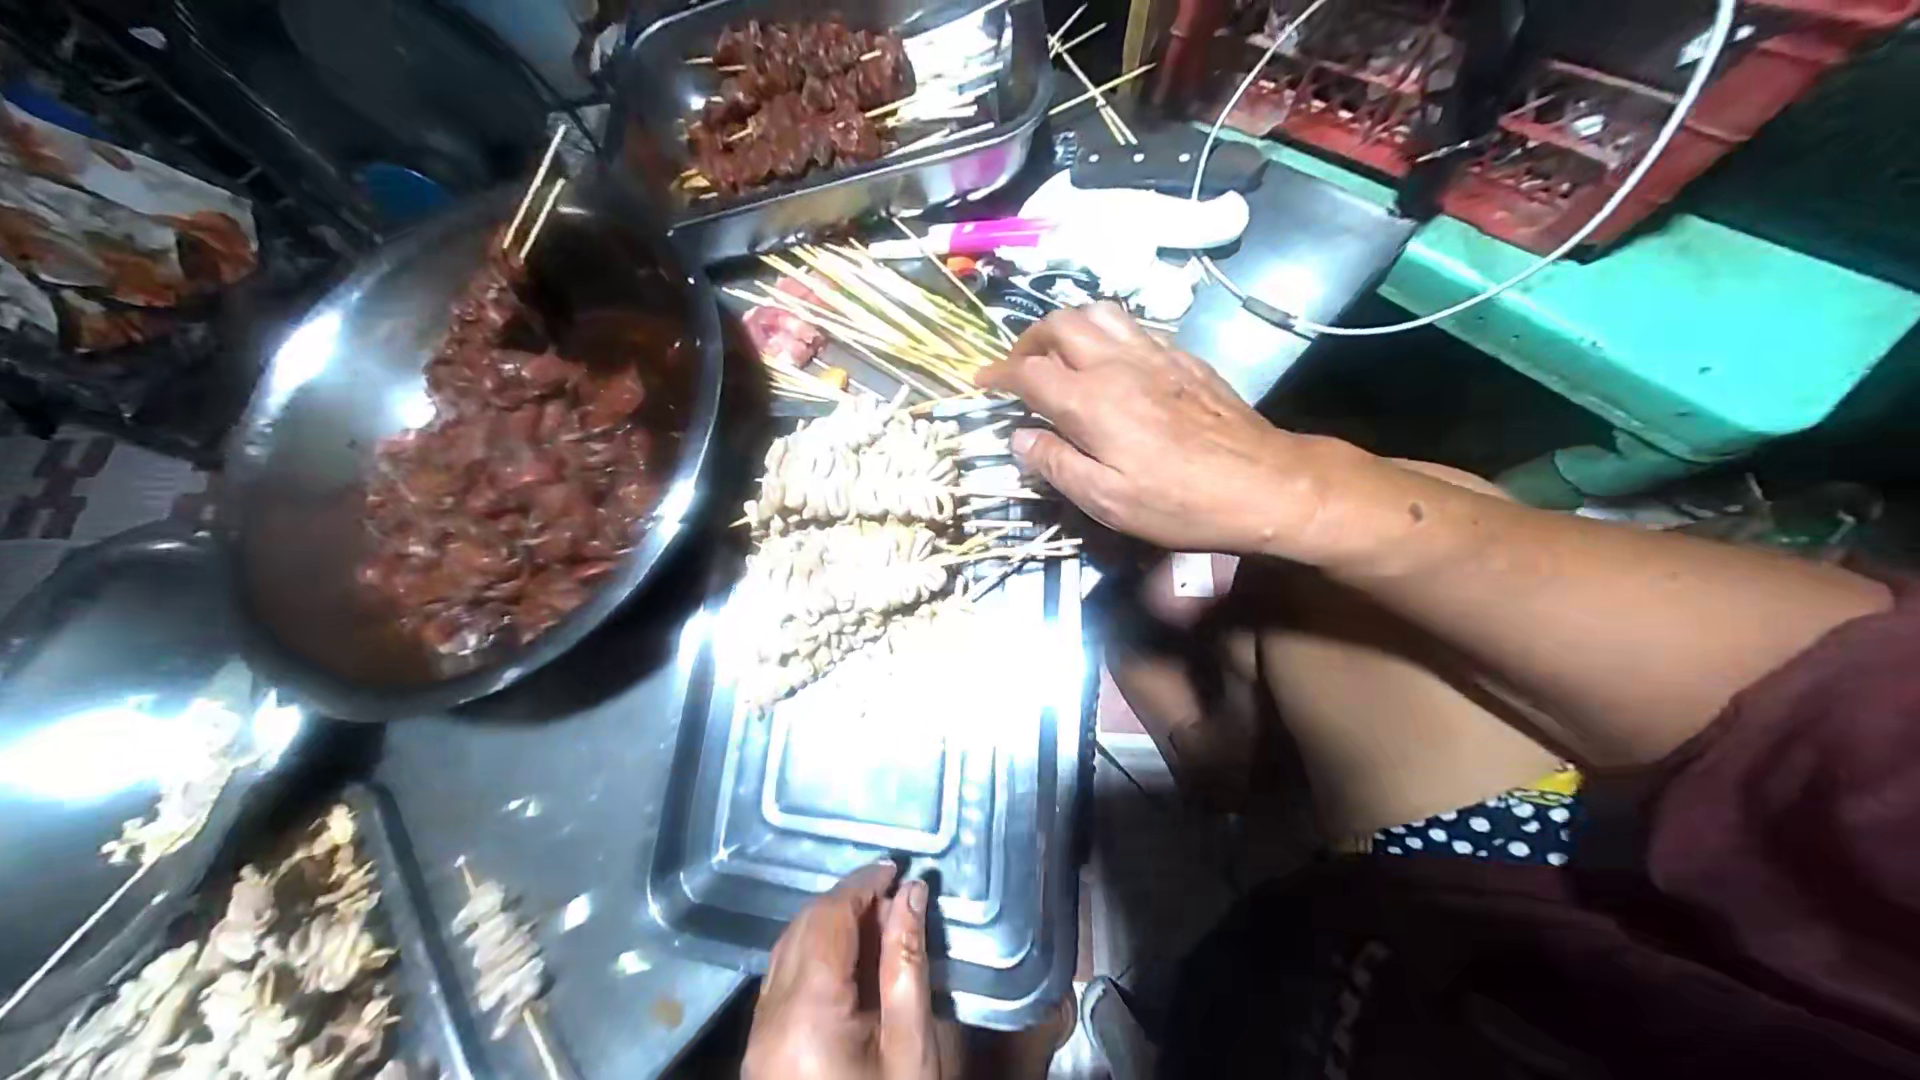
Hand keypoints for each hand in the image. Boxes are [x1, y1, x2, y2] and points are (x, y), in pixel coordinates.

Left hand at [743, 863, 952, 1079]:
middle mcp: (769, 1017)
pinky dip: (814, 951)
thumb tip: (910, 892)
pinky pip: (782, 978)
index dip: (861, 884)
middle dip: (846, 899)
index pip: (828, 918)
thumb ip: (906, 959)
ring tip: (876, 917)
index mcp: (805, 1013)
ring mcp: (758, 1036)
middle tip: (892, 892)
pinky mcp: (760, 1051)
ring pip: (787, 949)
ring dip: (829, 922)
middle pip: (803, 927)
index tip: (895, 867)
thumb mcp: (912, 1045)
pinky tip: (848, 955)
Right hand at [978, 304, 1387, 560]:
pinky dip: (1106, 333)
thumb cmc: (1178, 502)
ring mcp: (1154, 354)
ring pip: (1098, 313)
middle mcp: (1116, 365)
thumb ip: (1056, 464)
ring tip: (1060, 354)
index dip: (998, 373)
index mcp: (1090, 401)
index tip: (982, 383)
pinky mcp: (1183, 357)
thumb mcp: (1106, 500)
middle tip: (1019, 366)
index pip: (1029, 371)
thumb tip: (1019, 438)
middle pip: (1059, 325)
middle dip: (1029, 340)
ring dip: (1068, 326)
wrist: (1263, 484)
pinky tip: (1110, 360)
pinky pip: (1133, 326)